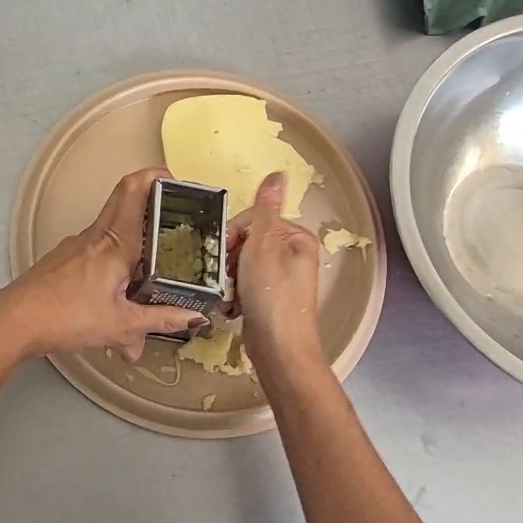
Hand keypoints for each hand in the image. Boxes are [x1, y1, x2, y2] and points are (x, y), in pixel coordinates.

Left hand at [0, 168, 206, 361]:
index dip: (156, 177)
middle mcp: (95, 235)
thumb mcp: (121, 326)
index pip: (135, 190)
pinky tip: (119, 289)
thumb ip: (160, 320)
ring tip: (154, 264)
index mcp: (115, 242)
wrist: (15, 321)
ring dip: (133, 235)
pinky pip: (95, 247)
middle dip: (150, 201)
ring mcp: (76, 244)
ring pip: (111, 227)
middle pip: (124, 199)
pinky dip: (113, 257)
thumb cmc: (67, 318)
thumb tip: (193, 319)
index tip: (176, 182)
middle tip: (176, 217)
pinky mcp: (63, 258)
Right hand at [229, 172, 321, 366]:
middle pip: (246, 243)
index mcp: (296, 238)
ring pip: (241, 266)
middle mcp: (293, 256)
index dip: (234, 233)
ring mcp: (281, 280)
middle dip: (230, 259)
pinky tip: (232, 306)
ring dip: (229, 280)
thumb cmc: (272, 296)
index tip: (225, 251)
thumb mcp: (264, 245)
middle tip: (226, 276)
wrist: (279, 348)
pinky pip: (243, 287)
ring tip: (229, 294)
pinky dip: (234, 295)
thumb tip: (277, 174)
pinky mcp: (269, 300)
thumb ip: (265, 209)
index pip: (254, 219)